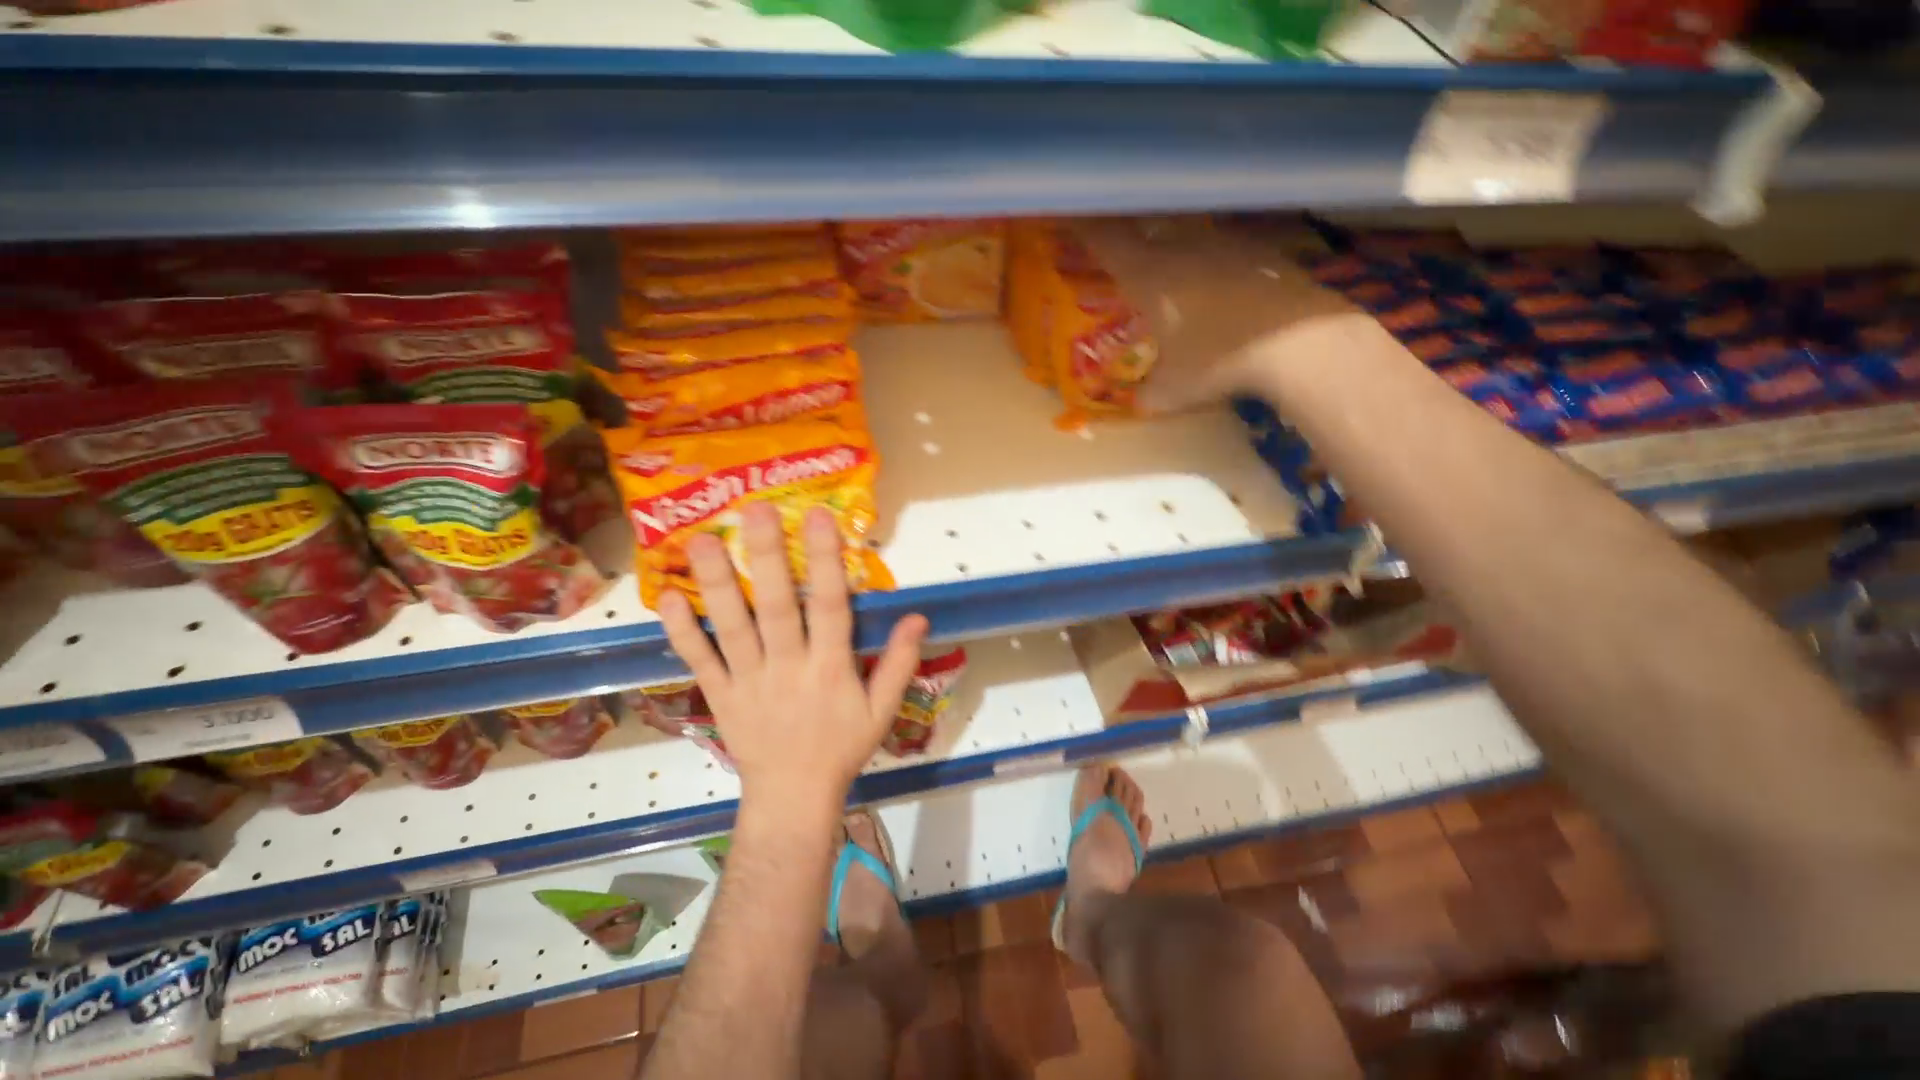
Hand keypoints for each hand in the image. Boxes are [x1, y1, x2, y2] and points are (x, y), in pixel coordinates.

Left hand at [656, 503, 928, 812]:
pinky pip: (699, 661)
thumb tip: (918, 616)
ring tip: (701, 540)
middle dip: (767, 558)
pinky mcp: (719, 696)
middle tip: (754, 510)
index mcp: (831, 669)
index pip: (831, 607)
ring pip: (733, 627)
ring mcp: (749, 681)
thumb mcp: (881, 710)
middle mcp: (789, 668)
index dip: (826, 562)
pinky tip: (668, 597)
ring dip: (717, 584)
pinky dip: (682, 632)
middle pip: (778, 608)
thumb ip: (898, 663)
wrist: (793, 797)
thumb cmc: (841, 748)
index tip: (819, 518)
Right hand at [1074, 217, 1360, 412]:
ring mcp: (1224, 244)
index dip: (1084, 226)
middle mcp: (1181, 248)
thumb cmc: (1218, 361)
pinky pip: (1226, 249)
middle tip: (1125, 248)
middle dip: (1133, 236)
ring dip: (1178, 247)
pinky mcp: (1261, 250)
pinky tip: (1225, 285)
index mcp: (1147, 274)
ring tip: (1178, 267)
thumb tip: (1139, 403)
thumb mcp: (1174, 391)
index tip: (1070, 216)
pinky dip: (1218, 262)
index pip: (1105, 239)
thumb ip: (1150, 393)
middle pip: (1147, 229)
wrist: (1297, 342)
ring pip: (1189, 235)